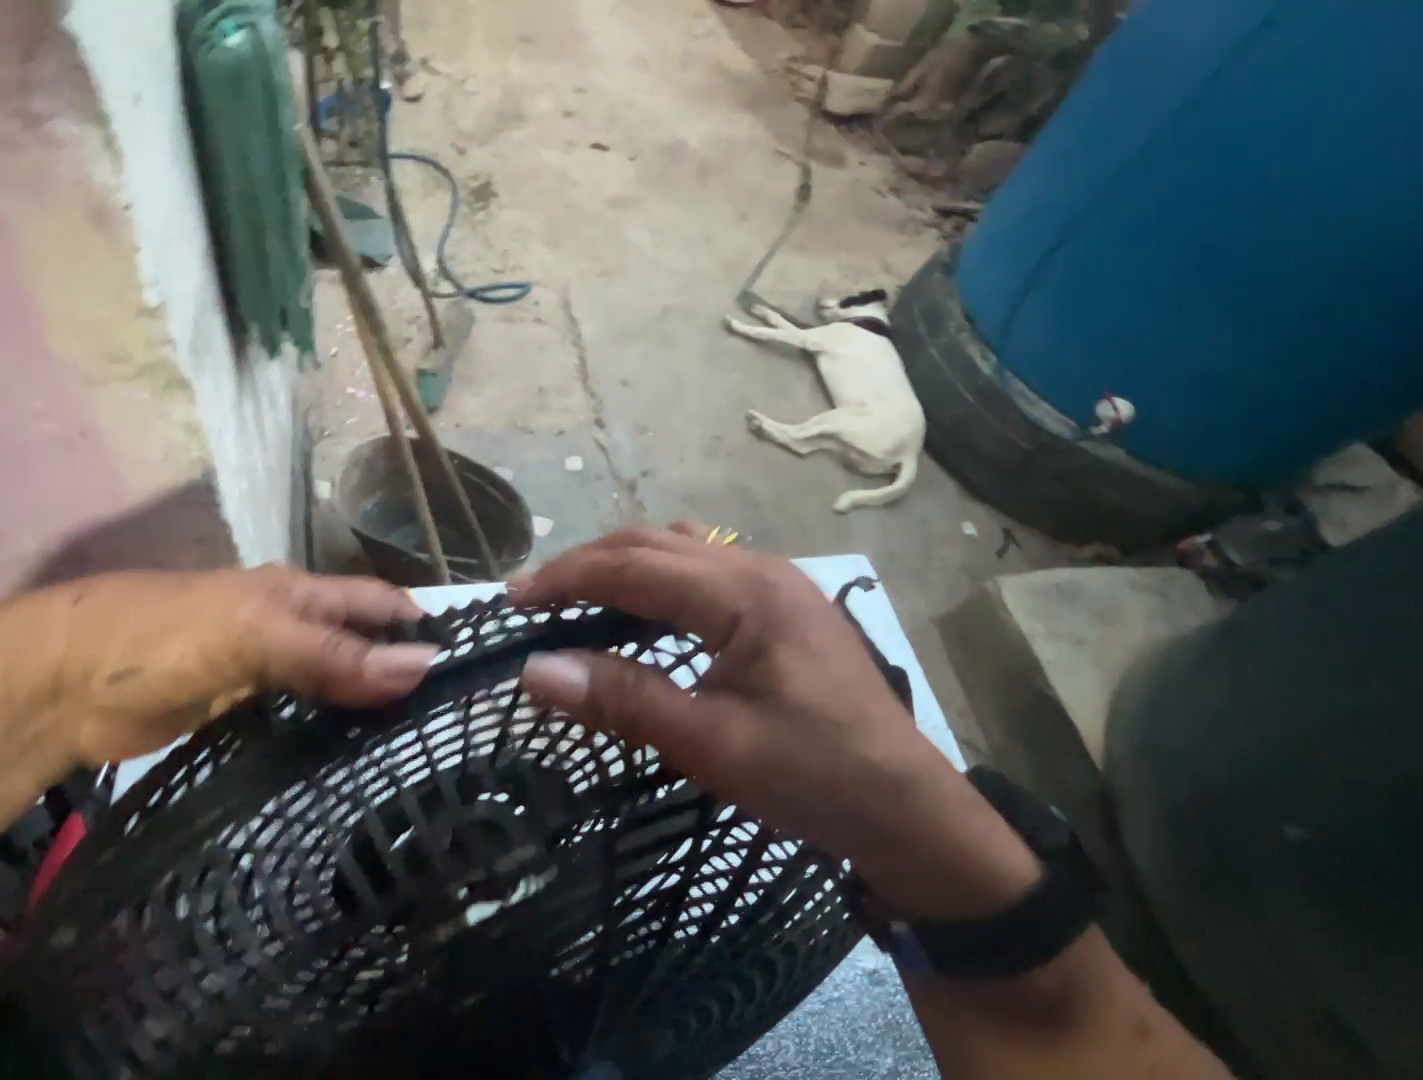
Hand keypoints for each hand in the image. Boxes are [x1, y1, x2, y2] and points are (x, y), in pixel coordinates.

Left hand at [0, 565, 439, 766]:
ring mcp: (266, 672)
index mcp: (298, 593)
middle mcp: (290, 627)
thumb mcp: (257, 634)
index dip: (420, 624)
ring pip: (336, 685)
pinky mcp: (242, 714)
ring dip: (372, 706)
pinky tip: (361, 763)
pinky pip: (303, 720)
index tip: (470, 666)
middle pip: (362, 644)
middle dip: (404, 669)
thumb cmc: (165, 637)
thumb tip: (423, 667)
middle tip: (457, 719)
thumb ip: (336, 652)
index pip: (378, 603)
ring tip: (423, 748)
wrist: (63, 685)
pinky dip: (333, 735)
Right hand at [512, 525, 1038, 918]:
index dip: (566, 577)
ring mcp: (777, 582)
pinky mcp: (784, 604)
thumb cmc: (813, 777)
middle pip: (654, 542)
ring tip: (578, 600)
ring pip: (681, 548)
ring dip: (623, 565)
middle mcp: (759, 569)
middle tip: (534, 601)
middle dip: (587, 564)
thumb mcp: (710, 745)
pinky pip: (705, 569)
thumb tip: (535, 672)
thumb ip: (623, 700)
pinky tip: (643, 612)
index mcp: (743, 593)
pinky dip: (657, 579)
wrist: (909, 809)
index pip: (633, 565)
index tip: (512, 599)